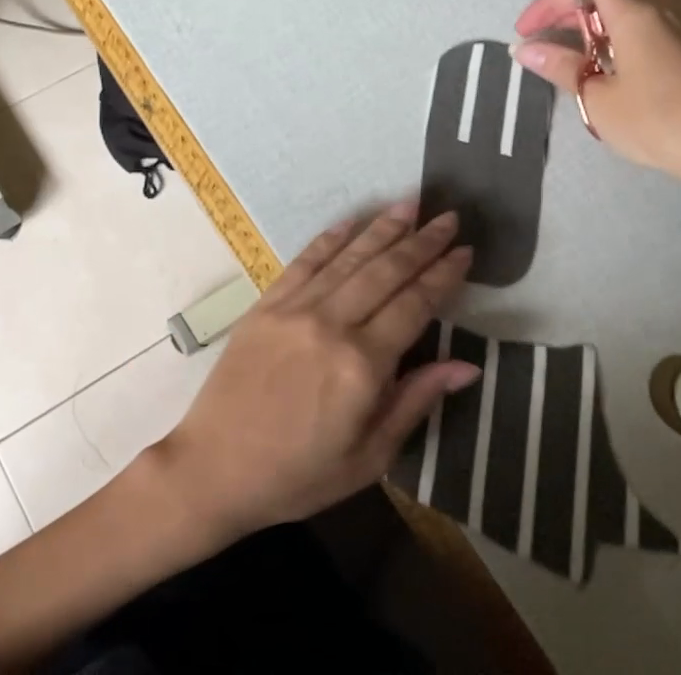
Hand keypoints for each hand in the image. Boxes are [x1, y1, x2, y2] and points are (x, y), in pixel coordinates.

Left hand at [151, 205, 480, 541]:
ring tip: (409, 205)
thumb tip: (466, 366)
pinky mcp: (264, 308)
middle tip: (448, 217)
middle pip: (384, 272)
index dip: (443, 276)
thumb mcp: (368, 457)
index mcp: (362, 365)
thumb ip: (414, 402)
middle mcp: (330, 325)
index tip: (466, 251)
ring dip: (380, 230)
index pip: (414, 306)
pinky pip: (302, 265)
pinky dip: (328, 242)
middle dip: (420, 242)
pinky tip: (349, 224)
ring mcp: (293, 311)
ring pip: (346, 260)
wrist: (214, 467)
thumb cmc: (298, 475)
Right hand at [509, 0, 680, 218]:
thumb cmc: (656, 120)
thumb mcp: (597, 98)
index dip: (551, 4)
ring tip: (593, 38)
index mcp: (635, 13)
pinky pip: (665, 14)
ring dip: (617, 6)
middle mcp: (665, 7)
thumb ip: (562, 67)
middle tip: (564, 27)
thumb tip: (524, 49)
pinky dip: (638, 21)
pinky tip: (626, 53)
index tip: (526, 32)